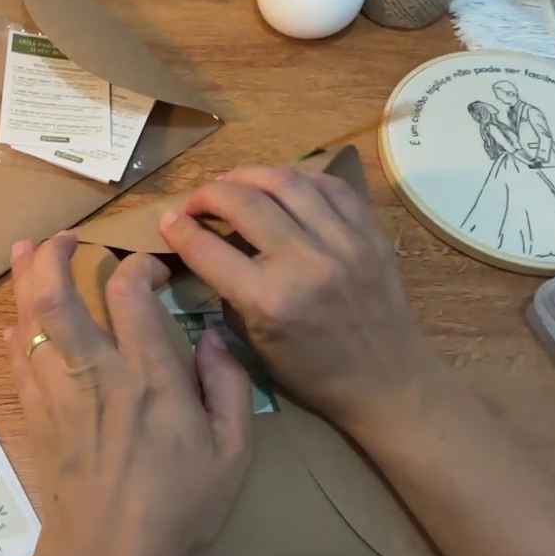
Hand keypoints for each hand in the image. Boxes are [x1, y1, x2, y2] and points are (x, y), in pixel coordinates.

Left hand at [6, 233, 252, 555]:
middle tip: (63, 237)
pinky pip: (18, 361)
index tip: (148, 269)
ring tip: (24, 249)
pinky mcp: (36, 415)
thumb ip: (228, 387)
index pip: (129, 295)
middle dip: (54, 257)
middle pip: (59, 298)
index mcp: (149, 378)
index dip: (136, 266)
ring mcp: (58, 393)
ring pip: (30, 322)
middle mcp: (97, 374)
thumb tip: (213, 335)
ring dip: (24, 280)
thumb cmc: (179, 507)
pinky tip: (16, 320)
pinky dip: (16, 332)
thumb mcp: (233, 453)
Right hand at [160, 165, 441, 432]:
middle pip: (243, 201)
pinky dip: (296, 178)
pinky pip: (328, 185)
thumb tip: (202, 240)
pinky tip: (279, 186)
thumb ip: (224, 285)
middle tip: (197, 201)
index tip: (167, 219)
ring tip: (233, 184)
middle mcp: (304, 264)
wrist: (387, 380)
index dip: (178, 228)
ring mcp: (343, 243)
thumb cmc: (310, 370)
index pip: (207, 248)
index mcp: (269, 300)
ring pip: (285, 180)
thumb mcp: (252, 338)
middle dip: (208, 193)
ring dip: (248, 175)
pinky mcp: (369, 233)